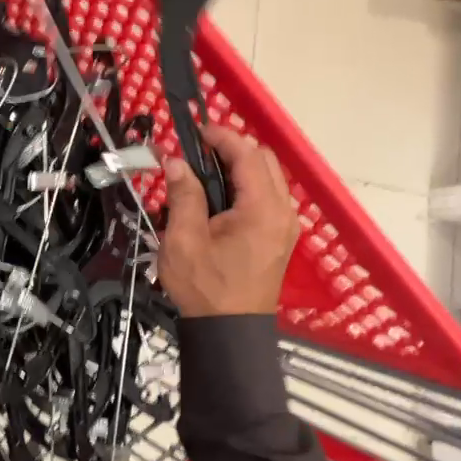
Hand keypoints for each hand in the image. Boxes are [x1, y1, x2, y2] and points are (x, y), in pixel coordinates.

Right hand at [158, 125, 299, 317]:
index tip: (196, 130)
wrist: (229, 329)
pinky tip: (220, 195)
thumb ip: (183, 196)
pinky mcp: (280, 237)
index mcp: (261, 209)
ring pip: (269, 178)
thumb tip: (176, 162)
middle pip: (265, 161)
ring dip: (240, 166)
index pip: (248, 156)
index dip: (222, 137)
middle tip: (197, 150)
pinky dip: (246, 185)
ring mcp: (285, 225)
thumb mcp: (183, 240)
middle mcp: (282, 211)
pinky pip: (268, 197)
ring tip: (204, 171)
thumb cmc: (204, 285)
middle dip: (233, 148)